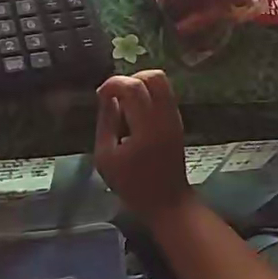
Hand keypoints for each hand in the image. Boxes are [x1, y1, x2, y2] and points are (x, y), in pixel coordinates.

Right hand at [93, 70, 190, 219]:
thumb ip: (105, 123)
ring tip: (124, 105)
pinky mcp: (177, 121)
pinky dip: (148, 95)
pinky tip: (135, 115)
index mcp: (147, 126)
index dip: (113, 84)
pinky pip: (164, 95)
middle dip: (129, 79)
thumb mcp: (106, 157)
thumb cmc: (133, 185)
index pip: (133, 87)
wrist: (167, 202)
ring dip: (140, 85)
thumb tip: (106, 97)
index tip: (100, 95)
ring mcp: (175, 117)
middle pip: (153, 76)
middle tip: (115, 97)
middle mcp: (165, 116)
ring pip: (161, 82)